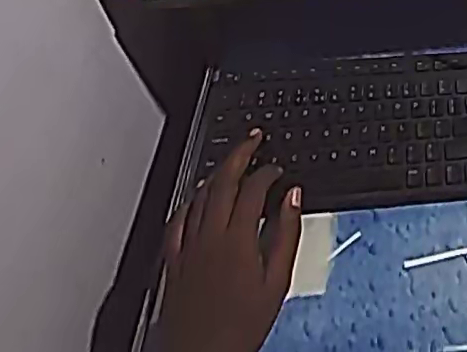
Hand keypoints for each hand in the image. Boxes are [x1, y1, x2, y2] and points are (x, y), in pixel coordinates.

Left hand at [157, 129, 302, 351]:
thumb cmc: (239, 328)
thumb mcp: (276, 284)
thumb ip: (287, 234)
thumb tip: (294, 197)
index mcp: (238, 238)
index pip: (253, 189)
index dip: (267, 172)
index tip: (277, 170)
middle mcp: (210, 234)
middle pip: (224, 179)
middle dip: (240, 152)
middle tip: (254, 138)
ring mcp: (189, 244)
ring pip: (201, 193)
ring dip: (218, 170)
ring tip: (232, 159)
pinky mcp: (173, 257)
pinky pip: (179, 216)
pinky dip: (191, 198)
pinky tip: (197, 193)